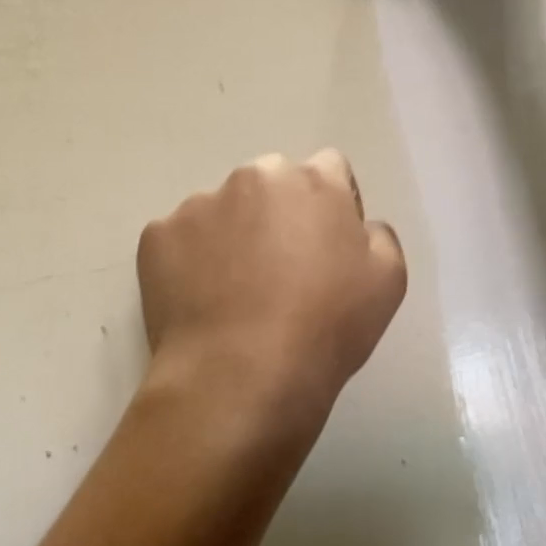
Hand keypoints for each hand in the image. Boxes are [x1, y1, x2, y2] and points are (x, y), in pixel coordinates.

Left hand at [136, 150, 407, 421]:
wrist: (240, 376)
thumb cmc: (325, 328)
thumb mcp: (388, 282)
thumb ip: (378, 236)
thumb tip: (358, 226)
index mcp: (315, 182)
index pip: (329, 169)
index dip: (334, 206)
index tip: (330, 248)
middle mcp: (255, 178)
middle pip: (273, 183)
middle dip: (280, 214)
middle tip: (284, 272)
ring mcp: (199, 205)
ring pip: (224, 210)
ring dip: (234, 236)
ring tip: (238, 295)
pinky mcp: (157, 237)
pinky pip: (182, 241)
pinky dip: (192, 263)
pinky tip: (205, 304)